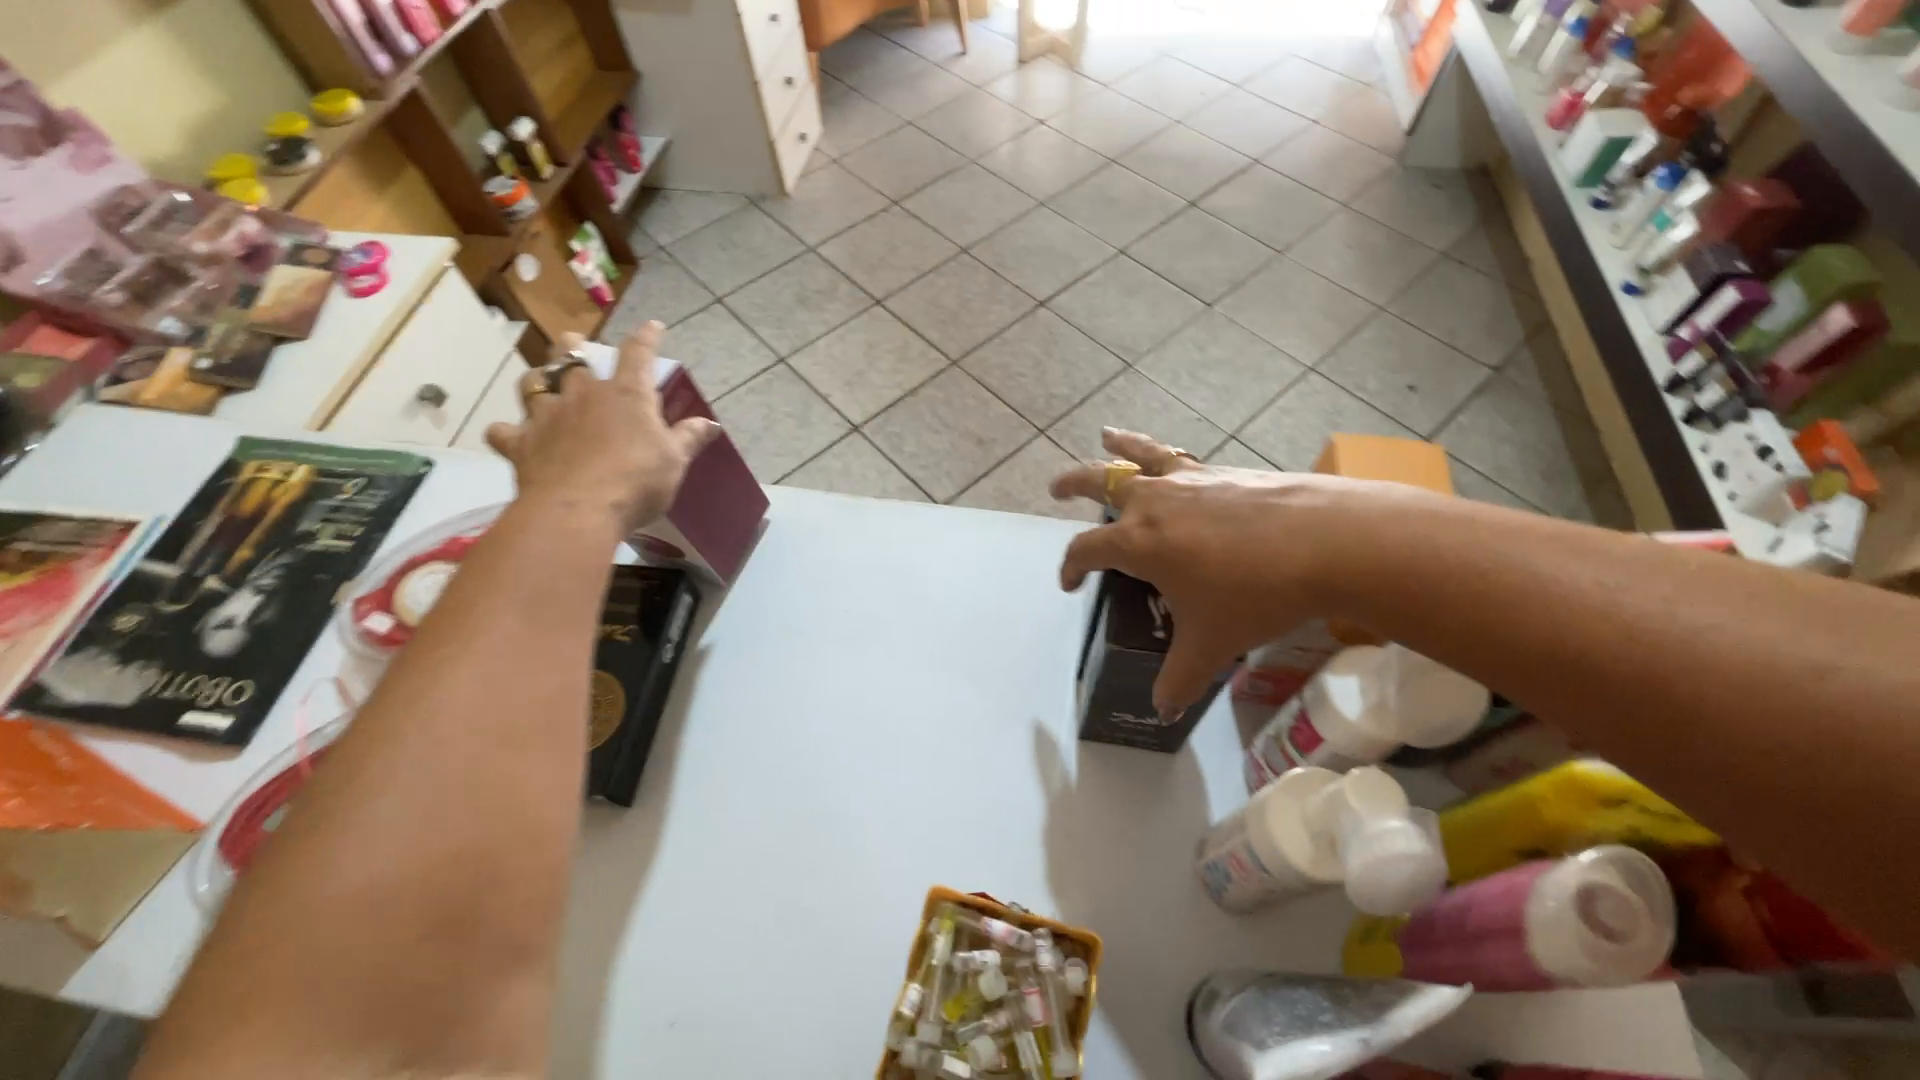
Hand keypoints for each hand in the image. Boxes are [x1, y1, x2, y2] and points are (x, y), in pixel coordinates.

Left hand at [486, 324, 720, 536]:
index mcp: (626, 395)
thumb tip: (710, 424)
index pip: (638, 354)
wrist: (578, 511)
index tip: (653, 326)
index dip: (647, 338)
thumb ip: (688, 438)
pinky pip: (503, 432)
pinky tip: (508, 435)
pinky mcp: (521, 444)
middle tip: (572, 340)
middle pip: (571, 356)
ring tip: (541, 382)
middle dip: (572, 345)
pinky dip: (505, 432)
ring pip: (533, 384)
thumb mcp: (674, 462)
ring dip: (538, 380)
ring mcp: (547, 417)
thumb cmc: (636, 482)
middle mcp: (583, 395)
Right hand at [1049, 428, 1358, 718]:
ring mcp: (1192, 480)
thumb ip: (1180, 678)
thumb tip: (1163, 710)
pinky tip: (1180, 464)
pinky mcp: (1227, 471)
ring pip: (1142, 455)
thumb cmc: (1255, 594)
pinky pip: (1184, 458)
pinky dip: (1169, 456)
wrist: (1329, 542)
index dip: (1072, 568)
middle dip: (1073, 484)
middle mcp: (1155, 501)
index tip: (1071, 585)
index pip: (1086, 550)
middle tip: (1056, 488)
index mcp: (1138, 541)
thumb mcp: (1211, 646)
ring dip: (1120, 448)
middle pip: (1101, 483)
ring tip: (1107, 435)